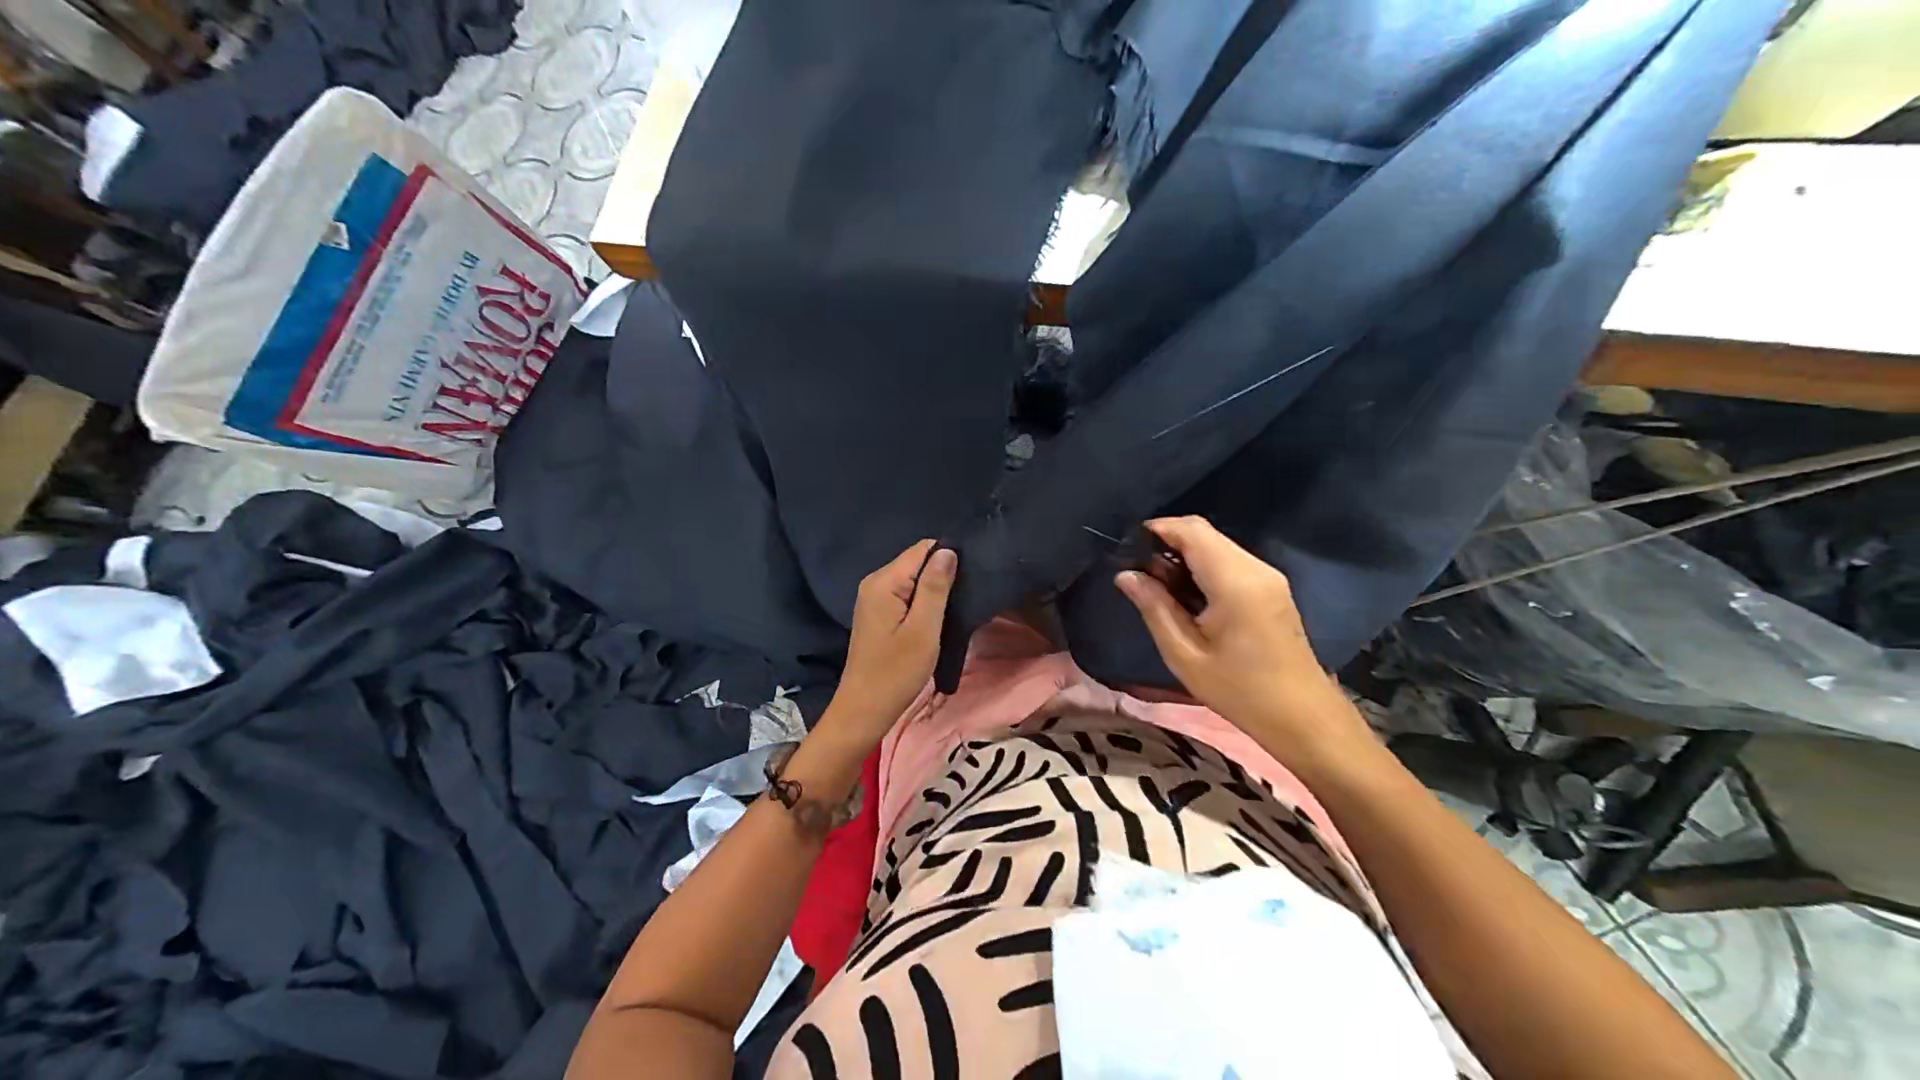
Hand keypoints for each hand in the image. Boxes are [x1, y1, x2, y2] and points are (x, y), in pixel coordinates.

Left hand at [816, 539, 956, 750]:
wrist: (864, 710)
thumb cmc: (896, 673)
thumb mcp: (923, 630)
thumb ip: (935, 587)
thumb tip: (948, 550)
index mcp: (883, 581)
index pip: (923, 549)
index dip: (949, 559)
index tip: (969, 582)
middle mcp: (875, 582)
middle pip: (918, 561)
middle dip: (942, 575)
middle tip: (965, 600)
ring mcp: (874, 598)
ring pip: (914, 579)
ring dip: (935, 591)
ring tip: (954, 611)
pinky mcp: (879, 613)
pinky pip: (906, 594)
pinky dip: (923, 603)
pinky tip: (935, 621)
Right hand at [1114, 517, 1362, 755]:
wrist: (1301, 716)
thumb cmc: (1239, 691)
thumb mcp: (1185, 655)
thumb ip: (1154, 608)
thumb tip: (1126, 575)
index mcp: (1235, 582)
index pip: (1192, 531)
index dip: (1158, 529)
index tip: (1128, 547)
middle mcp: (1256, 569)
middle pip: (1206, 533)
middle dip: (1169, 542)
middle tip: (1140, 571)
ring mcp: (1269, 577)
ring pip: (1218, 546)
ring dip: (1186, 554)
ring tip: (1159, 584)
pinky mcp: (1272, 588)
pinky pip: (1231, 561)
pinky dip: (1204, 566)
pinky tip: (1188, 594)